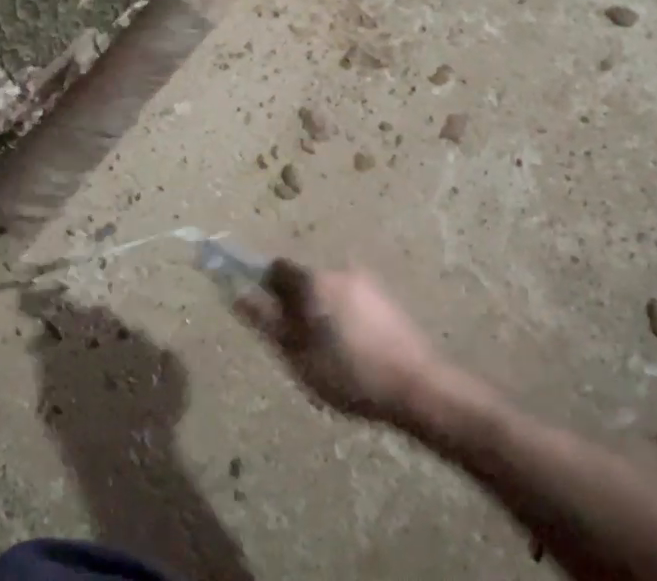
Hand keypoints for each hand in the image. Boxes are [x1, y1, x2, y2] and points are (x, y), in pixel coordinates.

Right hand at [235, 258, 443, 419]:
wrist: (420, 388)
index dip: (265, 290)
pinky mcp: (389, 302)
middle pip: (303, 281)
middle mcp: (340, 271)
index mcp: (313, 280)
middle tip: (296, 344)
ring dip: (321, 314)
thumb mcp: (296, 354)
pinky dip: (345, 319)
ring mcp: (369, 285)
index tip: (267, 318)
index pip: (275, 268)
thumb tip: (235, 293)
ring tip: (328, 354)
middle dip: (295, 305)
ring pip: (329, 293)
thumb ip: (264, 321)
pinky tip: (354, 353)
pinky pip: (352, 303)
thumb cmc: (349, 373)